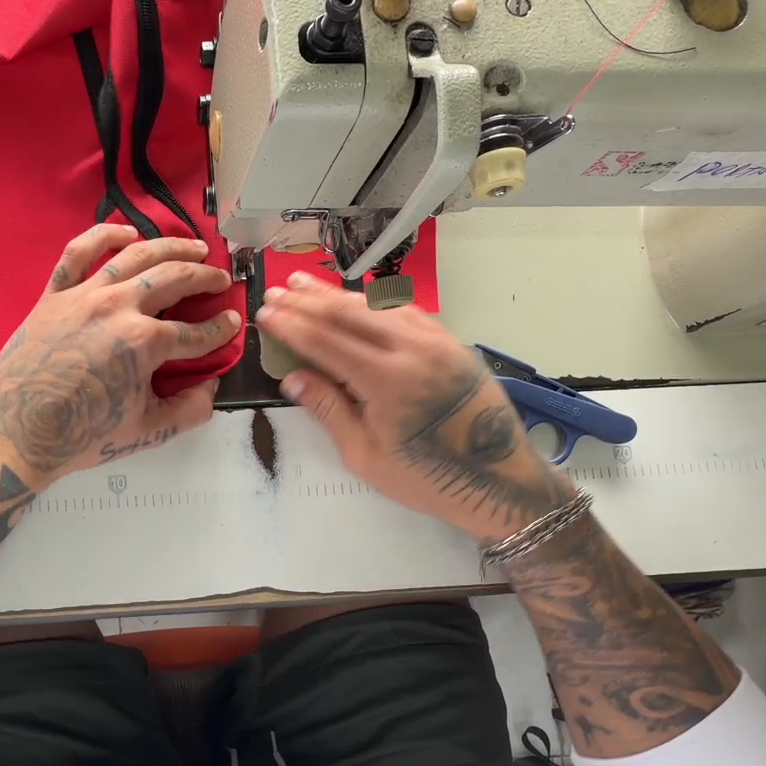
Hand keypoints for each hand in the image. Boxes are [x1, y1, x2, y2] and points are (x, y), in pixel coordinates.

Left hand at [0, 223, 240, 487]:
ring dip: (170, 246)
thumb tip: (211, 390)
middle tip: (220, 278)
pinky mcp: (53, 295)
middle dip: (204, 277)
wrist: (17, 432)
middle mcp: (117, 307)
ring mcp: (83, 296)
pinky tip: (126, 233)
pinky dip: (103, 236)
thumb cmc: (81, 436)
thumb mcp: (146, 432)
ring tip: (192, 247)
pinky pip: (78, 253)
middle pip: (173, 279)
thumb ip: (188, 410)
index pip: (194, 332)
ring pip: (134, 256)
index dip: (219, 329)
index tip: (232, 322)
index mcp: (144, 342)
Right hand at [257, 272, 573, 542]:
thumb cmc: (427, 478)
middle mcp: (413, 350)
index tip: (265, 313)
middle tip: (277, 290)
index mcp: (387, 381)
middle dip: (308, 301)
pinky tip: (357, 300)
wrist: (500, 481)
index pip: (327, 341)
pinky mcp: (452, 343)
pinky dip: (374, 303)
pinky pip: (406, 312)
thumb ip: (330, 410)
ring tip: (307, 285)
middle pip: (350, 314)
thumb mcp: (366, 456)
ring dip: (338, 295)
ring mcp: (437, 342)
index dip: (292, 326)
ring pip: (378, 306)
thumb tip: (294, 378)